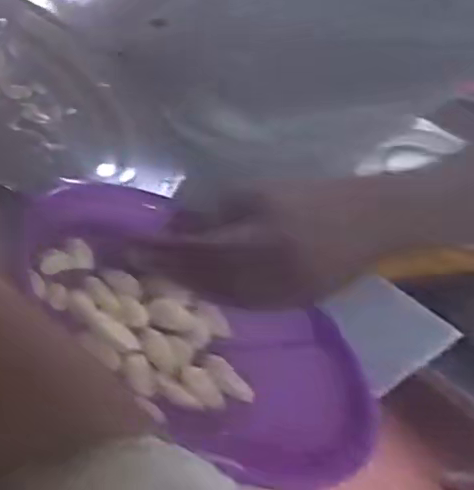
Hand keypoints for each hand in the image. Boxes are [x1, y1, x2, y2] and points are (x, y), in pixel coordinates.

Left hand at [130, 179, 394, 309]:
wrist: (371, 220)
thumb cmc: (301, 198)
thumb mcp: (244, 195)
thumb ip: (208, 216)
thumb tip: (169, 229)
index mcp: (264, 240)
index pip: (199, 249)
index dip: (161, 248)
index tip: (128, 243)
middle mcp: (279, 272)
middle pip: (210, 275)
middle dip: (168, 267)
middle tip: (132, 259)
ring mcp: (295, 291)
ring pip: (229, 294)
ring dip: (188, 284)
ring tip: (155, 272)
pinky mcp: (305, 301)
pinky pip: (252, 304)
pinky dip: (217, 296)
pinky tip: (193, 285)